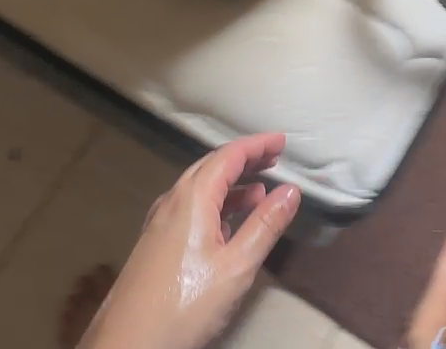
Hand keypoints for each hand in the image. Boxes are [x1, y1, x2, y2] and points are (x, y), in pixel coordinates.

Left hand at [82, 134, 301, 348]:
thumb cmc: (185, 304)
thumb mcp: (236, 267)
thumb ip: (265, 225)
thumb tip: (291, 190)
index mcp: (192, 198)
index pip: (229, 155)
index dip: (258, 145)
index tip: (282, 141)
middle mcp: (172, 202)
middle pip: (212, 166)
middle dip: (245, 159)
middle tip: (274, 160)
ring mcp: (158, 224)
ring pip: (199, 188)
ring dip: (230, 184)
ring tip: (258, 193)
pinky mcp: (153, 245)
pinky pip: (189, 208)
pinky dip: (214, 204)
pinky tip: (226, 226)